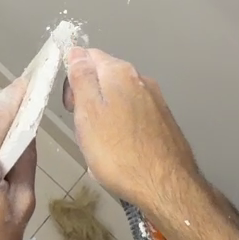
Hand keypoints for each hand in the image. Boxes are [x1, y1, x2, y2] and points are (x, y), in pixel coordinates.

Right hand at [64, 47, 203, 214]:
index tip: (71, 106)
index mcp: (119, 72)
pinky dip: (122, 128)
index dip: (72, 77)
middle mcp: (141, 79)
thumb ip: (81, 78)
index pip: (87, 56)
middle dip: (89, 98)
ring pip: (119, 98)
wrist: (167, 188)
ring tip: (102, 145)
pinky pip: (134, 116)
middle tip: (84, 130)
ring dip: (105, 115)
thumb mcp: (88, 113)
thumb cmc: (118, 152)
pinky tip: (122, 152)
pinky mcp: (165, 122)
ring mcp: (156, 101)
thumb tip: (76, 51)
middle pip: (104, 77)